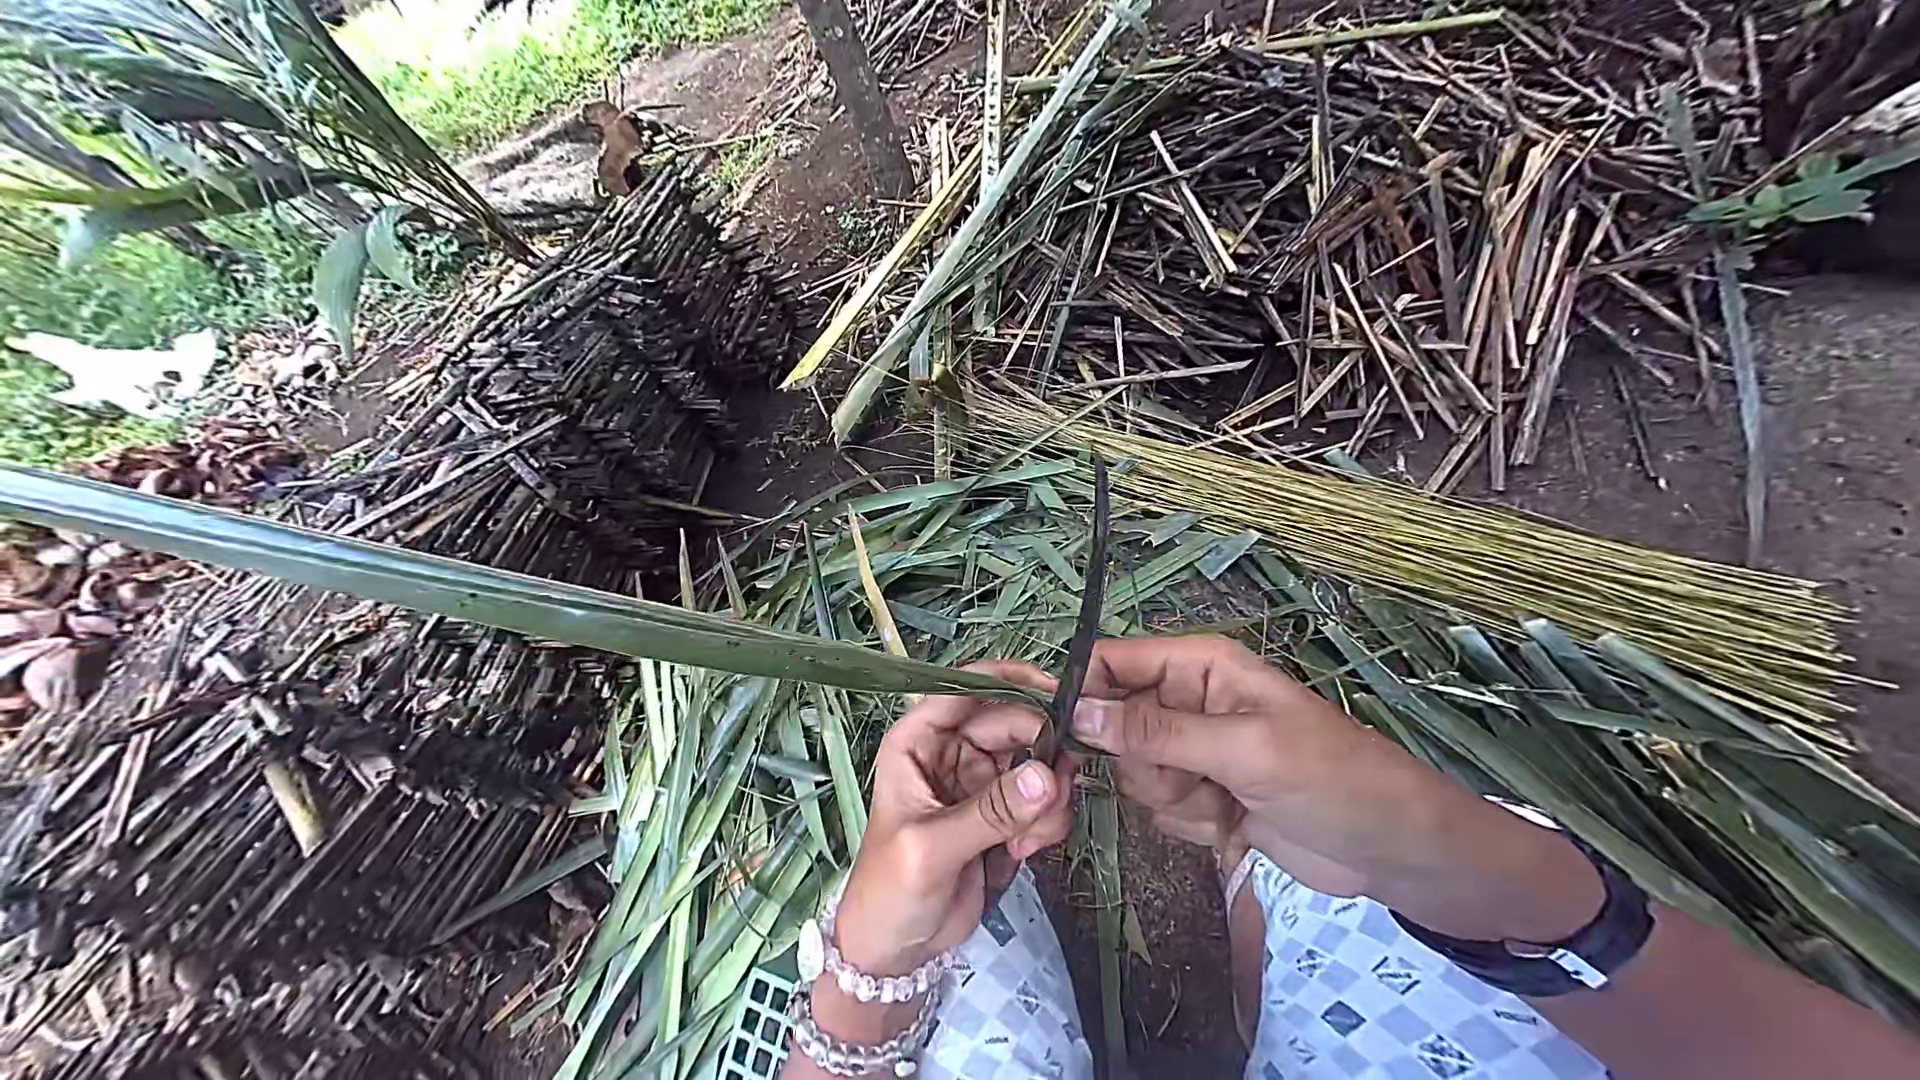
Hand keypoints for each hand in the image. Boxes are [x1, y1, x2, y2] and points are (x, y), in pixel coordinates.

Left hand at [833, 662, 1078, 975]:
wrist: (898, 951)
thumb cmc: (892, 889)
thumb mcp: (933, 848)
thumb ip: (991, 811)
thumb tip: (1047, 775)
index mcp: (918, 739)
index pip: (964, 687)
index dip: (1010, 680)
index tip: (1056, 692)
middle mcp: (952, 748)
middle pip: (1012, 721)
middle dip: (1041, 749)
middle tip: (1059, 786)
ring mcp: (981, 778)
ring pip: (1034, 758)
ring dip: (1047, 793)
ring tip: (1030, 838)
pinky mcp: (1004, 809)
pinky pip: (1042, 795)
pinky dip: (1047, 818)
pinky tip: (1025, 850)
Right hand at [1071, 635, 1601, 941]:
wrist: (1396, 854)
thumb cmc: (1332, 779)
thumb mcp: (1244, 748)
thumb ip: (1157, 729)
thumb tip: (1077, 710)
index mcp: (1196, 664)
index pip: (1113, 661)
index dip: (1081, 689)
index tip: (1059, 730)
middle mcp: (1184, 698)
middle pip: (1114, 721)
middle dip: (1145, 760)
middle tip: (1189, 777)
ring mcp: (1189, 747)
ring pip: (1133, 769)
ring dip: (1171, 794)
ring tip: (1225, 799)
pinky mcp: (1197, 790)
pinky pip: (1156, 802)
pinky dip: (1188, 819)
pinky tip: (1232, 821)